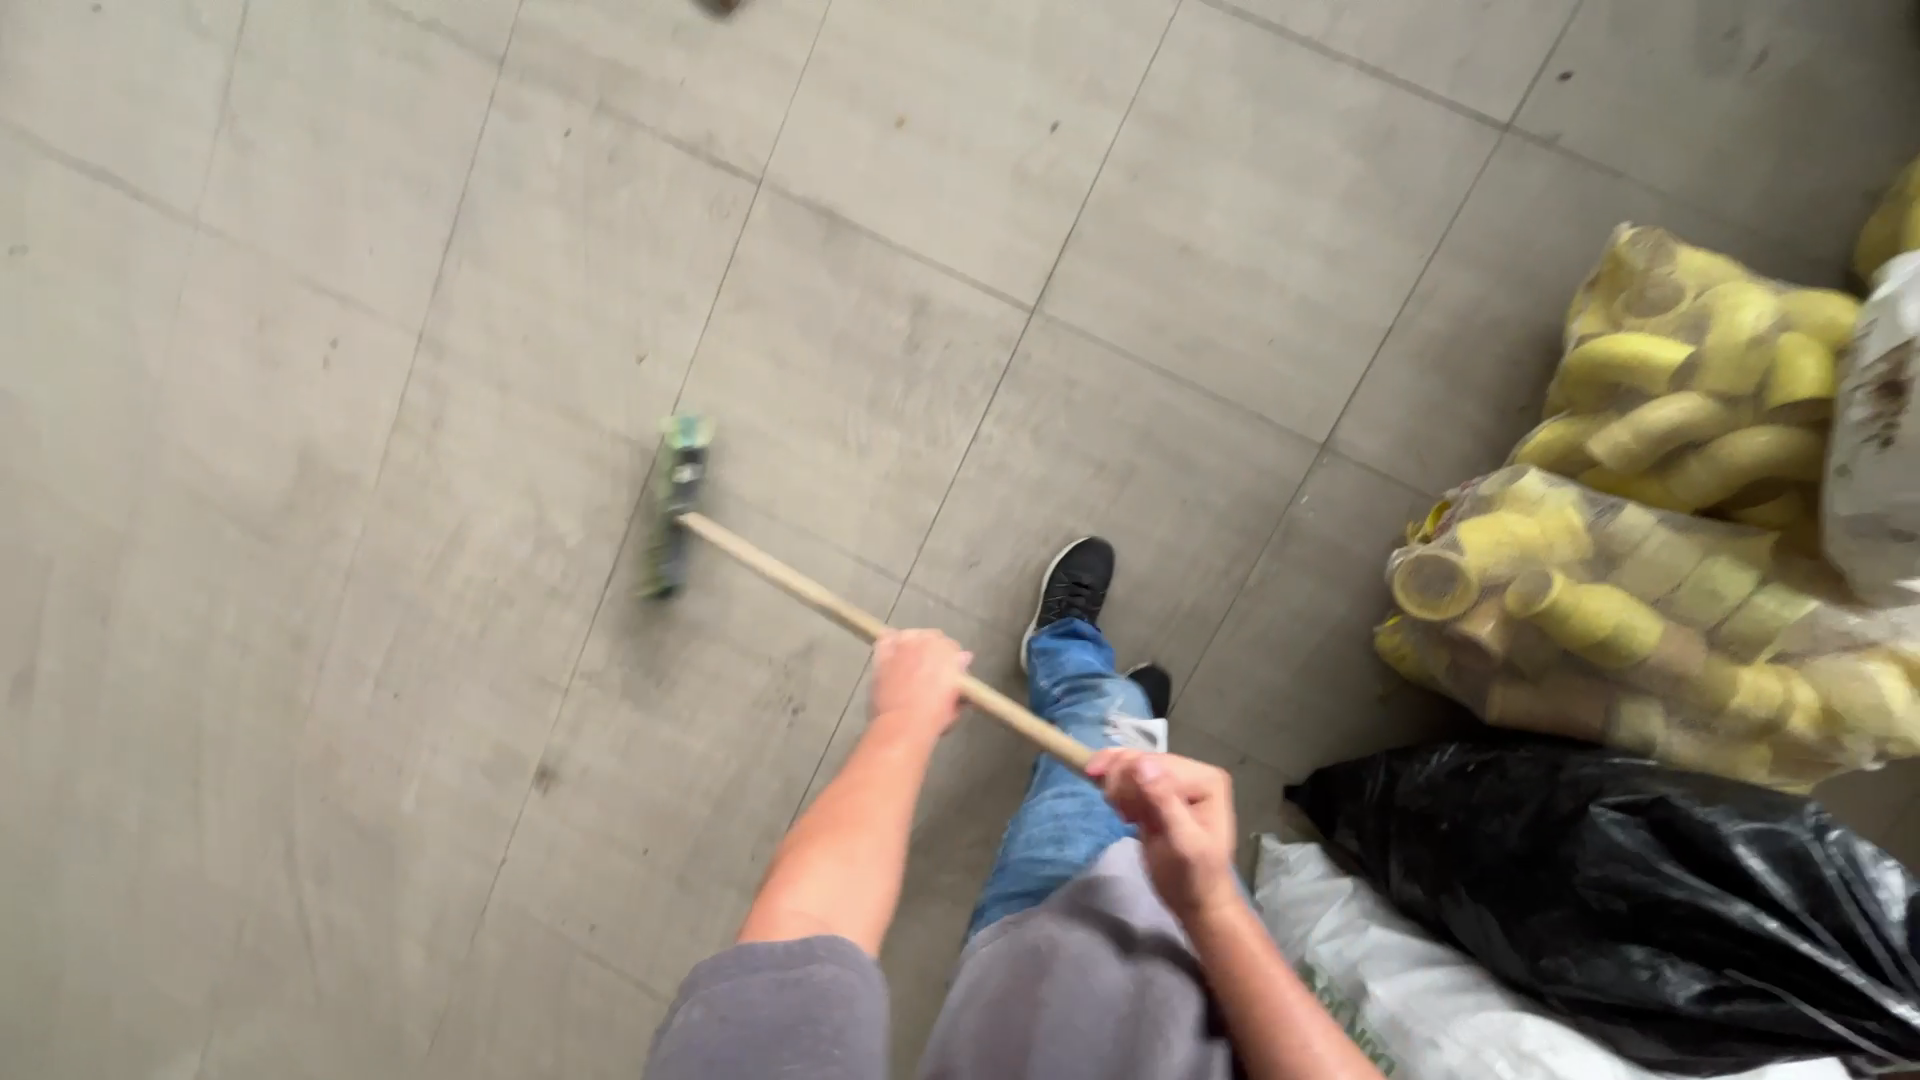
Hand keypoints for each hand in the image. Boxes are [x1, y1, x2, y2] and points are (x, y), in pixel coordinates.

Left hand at [868, 629, 971, 740]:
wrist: (901, 725)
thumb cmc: (933, 717)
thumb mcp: (956, 700)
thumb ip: (959, 676)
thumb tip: (963, 660)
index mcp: (949, 653)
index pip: (953, 647)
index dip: (952, 659)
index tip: (949, 671)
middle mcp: (926, 643)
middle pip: (933, 637)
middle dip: (934, 650)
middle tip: (930, 669)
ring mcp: (903, 647)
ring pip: (911, 635)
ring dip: (914, 644)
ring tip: (912, 661)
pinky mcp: (883, 654)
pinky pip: (887, 640)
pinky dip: (891, 644)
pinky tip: (894, 655)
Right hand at [1087, 749, 1239, 922]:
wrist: (1194, 900)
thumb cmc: (1193, 876)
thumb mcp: (1182, 843)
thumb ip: (1164, 801)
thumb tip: (1142, 763)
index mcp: (1206, 779)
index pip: (1157, 762)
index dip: (1129, 775)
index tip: (1113, 804)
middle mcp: (1193, 772)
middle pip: (1142, 758)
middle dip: (1122, 782)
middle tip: (1122, 813)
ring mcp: (1175, 780)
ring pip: (1131, 764)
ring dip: (1118, 786)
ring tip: (1125, 814)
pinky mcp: (1159, 791)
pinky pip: (1129, 776)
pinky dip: (1118, 790)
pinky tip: (1125, 812)